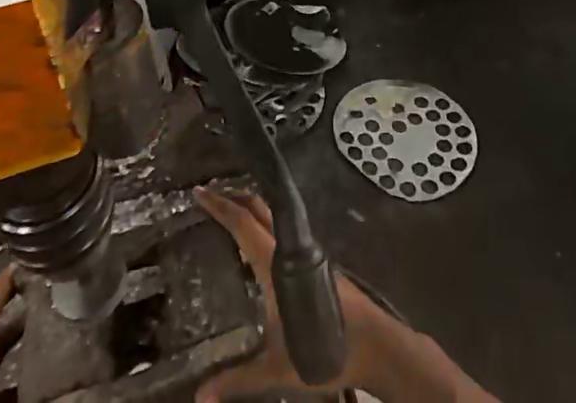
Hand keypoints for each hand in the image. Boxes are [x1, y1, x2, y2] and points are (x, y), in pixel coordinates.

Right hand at [193, 187, 498, 402]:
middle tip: (208, 195)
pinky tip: (257, 244)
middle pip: (259, 208)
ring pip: (273, 217)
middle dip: (233, 196)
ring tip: (228, 212)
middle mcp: (290, 249)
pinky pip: (283, 231)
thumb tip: (200, 398)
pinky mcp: (317, 263)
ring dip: (250, 207)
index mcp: (275, 263)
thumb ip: (237, 380)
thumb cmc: (325, 348)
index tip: (198, 192)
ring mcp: (307, 254)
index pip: (242, 223)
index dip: (219, 205)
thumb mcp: (276, 368)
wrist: (377, 346)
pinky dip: (264, 223)